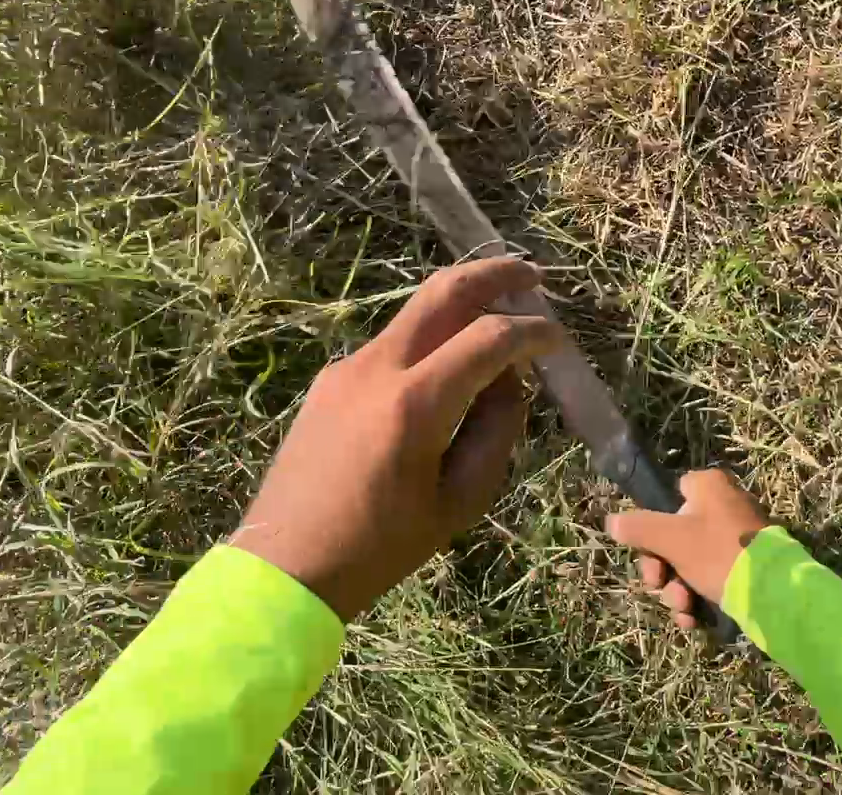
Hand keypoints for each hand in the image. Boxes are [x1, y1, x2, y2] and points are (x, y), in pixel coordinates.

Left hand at [231, 258, 562, 620]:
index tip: (557, 338)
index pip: (488, 339)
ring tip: (498, 316)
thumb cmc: (380, 546)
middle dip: (494, 274)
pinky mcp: (331, 378)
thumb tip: (509, 382)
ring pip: (416, 312)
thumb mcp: (460, 502)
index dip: (532, 331)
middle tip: (531, 274)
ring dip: (462, 303)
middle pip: (443, 292)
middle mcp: (377, 368)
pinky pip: (394, 344)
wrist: (284, 567)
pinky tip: (448, 368)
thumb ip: (496, 431)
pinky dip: (432, 340)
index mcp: (414, 405)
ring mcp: (348, 367)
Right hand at [606, 469, 769, 628]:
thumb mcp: (670, 539)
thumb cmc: (717, 553)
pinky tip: (692, 620)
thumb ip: (638, 528)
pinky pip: (709, 578)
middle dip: (661, 568)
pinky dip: (696, 599)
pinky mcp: (744, 567)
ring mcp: (735, 538)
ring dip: (676, 589)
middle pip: (674, 535)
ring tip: (682, 607)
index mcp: (709, 487)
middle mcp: (723, 506)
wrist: (772, 593)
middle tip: (658, 584)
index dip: (655, 524)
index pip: (671, 496)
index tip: (648, 549)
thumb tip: (611, 522)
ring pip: (689, 563)